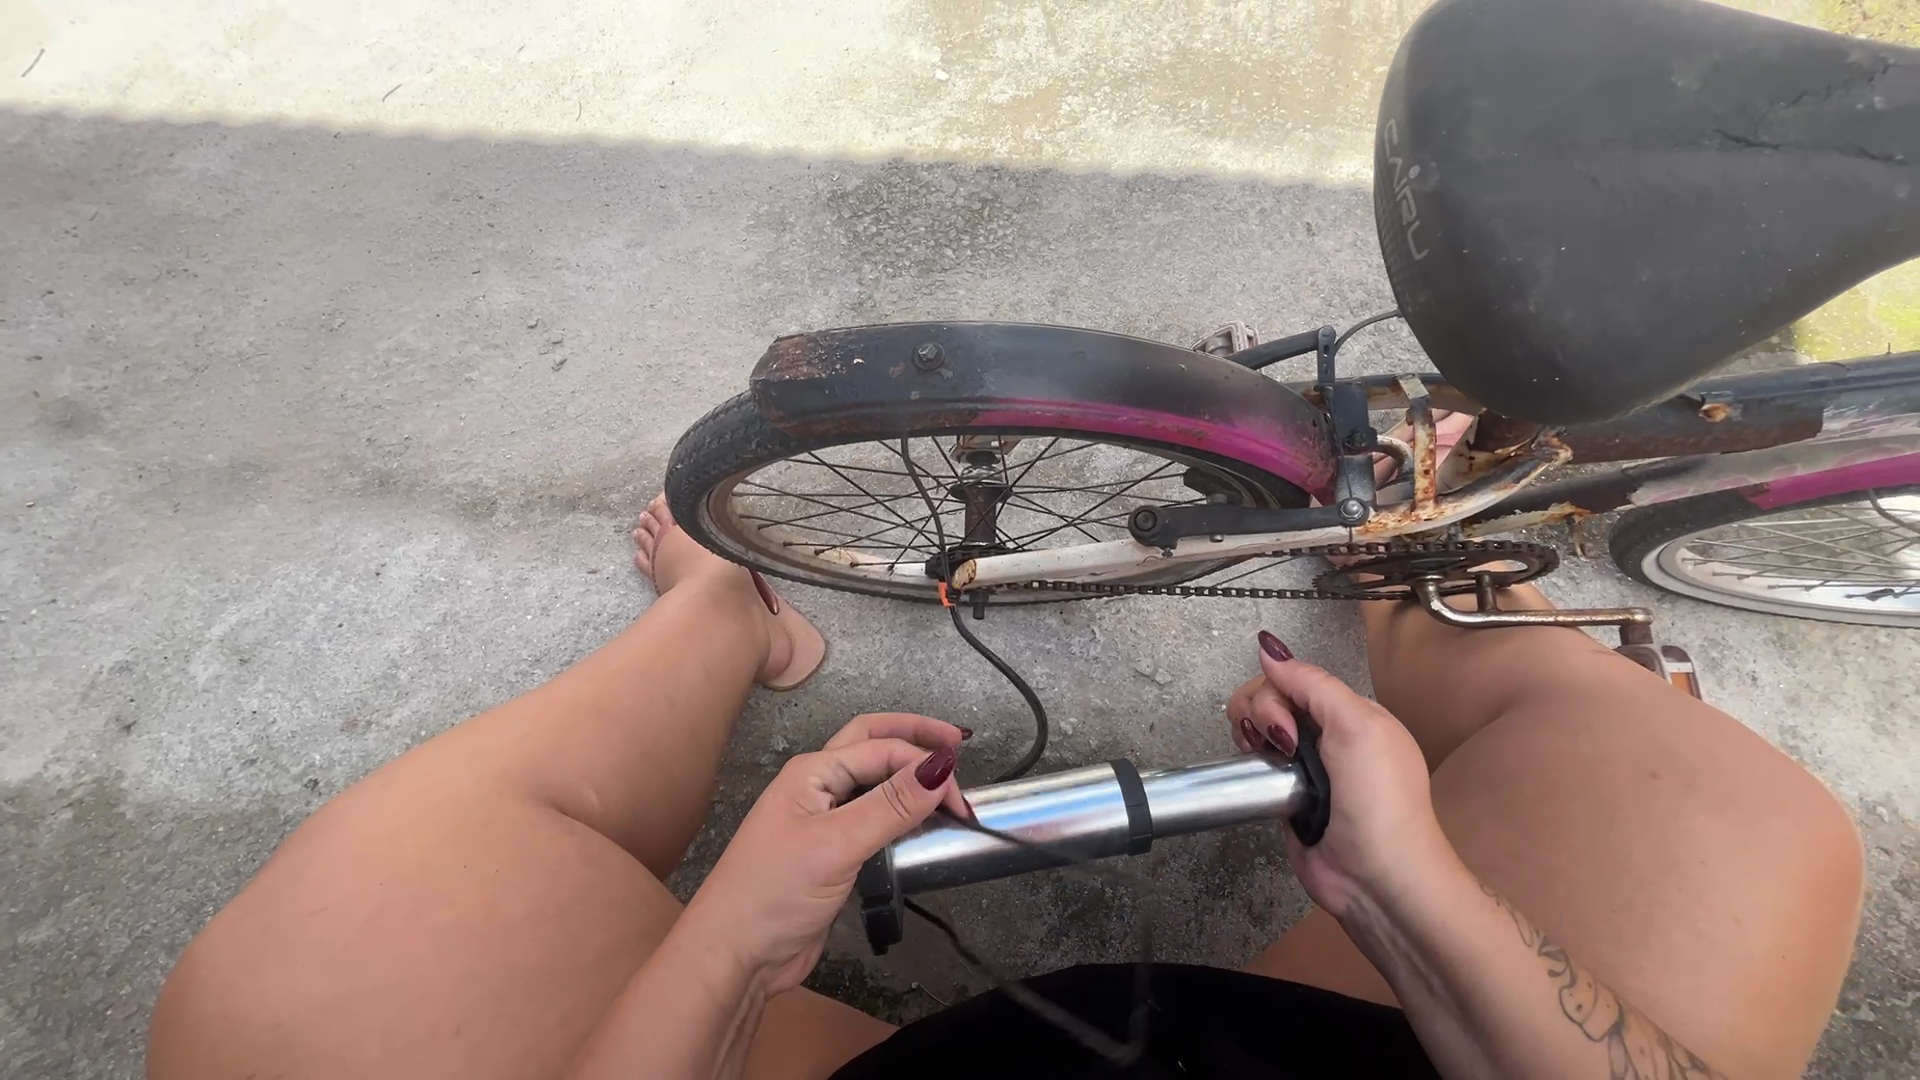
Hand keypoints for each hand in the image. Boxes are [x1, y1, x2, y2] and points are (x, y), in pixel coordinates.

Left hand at [677, 713, 970, 994]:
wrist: (734, 957)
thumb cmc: (774, 893)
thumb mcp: (836, 845)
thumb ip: (891, 805)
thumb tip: (941, 767)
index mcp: (813, 771)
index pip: (881, 748)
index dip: (924, 763)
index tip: (961, 796)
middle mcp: (819, 785)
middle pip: (874, 743)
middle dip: (914, 736)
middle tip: (958, 742)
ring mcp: (825, 817)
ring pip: (875, 779)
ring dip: (908, 772)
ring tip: (946, 781)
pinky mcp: (834, 849)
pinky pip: (874, 815)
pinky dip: (902, 808)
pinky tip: (921, 818)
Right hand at [1225, 633, 1450, 919]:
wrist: (1378, 881)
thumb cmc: (1378, 801)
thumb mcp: (1357, 726)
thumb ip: (1311, 683)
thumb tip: (1266, 646)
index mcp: (1352, 714)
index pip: (1295, 679)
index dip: (1276, 692)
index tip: (1285, 727)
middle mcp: (1327, 736)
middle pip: (1269, 698)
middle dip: (1260, 713)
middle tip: (1278, 747)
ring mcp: (1303, 766)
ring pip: (1257, 727)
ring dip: (1252, 735)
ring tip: (1266, 760)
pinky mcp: (1283, 794)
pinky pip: (1255, 763)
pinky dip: (1251, 761)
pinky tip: (1257, 771)